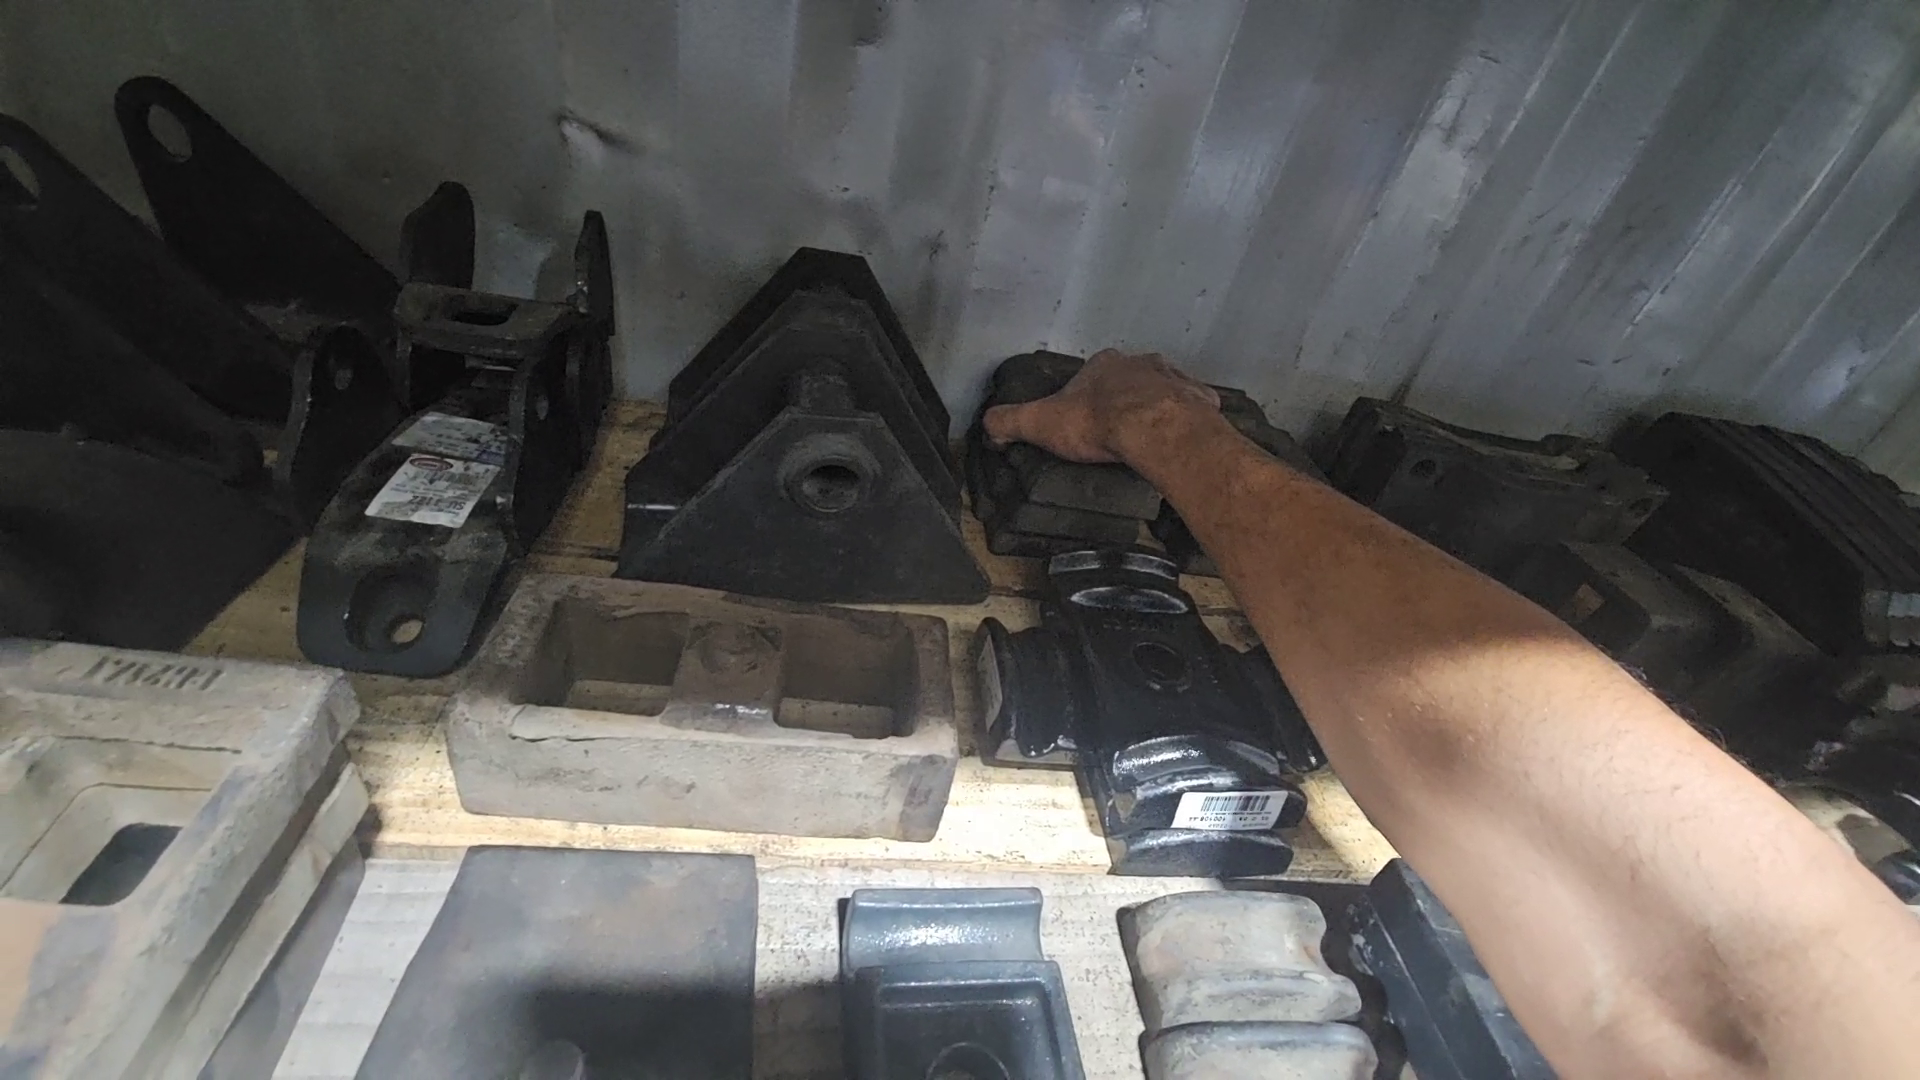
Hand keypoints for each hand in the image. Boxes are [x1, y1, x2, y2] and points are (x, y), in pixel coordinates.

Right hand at [981, 349, 1221, 464]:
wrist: (1156, 431)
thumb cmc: (1098, 423)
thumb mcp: (1040, 423)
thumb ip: (1009, 421)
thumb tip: (988, 426)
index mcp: (1102, 365)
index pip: (1089, 376)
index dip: (1083, 397)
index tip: (1081, 420)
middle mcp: (1140, 364)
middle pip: (1128, 379)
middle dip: (1122, 399)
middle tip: (1114, 430)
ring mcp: (1173, 379)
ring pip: (1163, 389)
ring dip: (1155, 406)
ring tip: (1147, 436)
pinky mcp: (1199, 400)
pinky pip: (1193, 406)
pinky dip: (1188, 419)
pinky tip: (1179, 438)